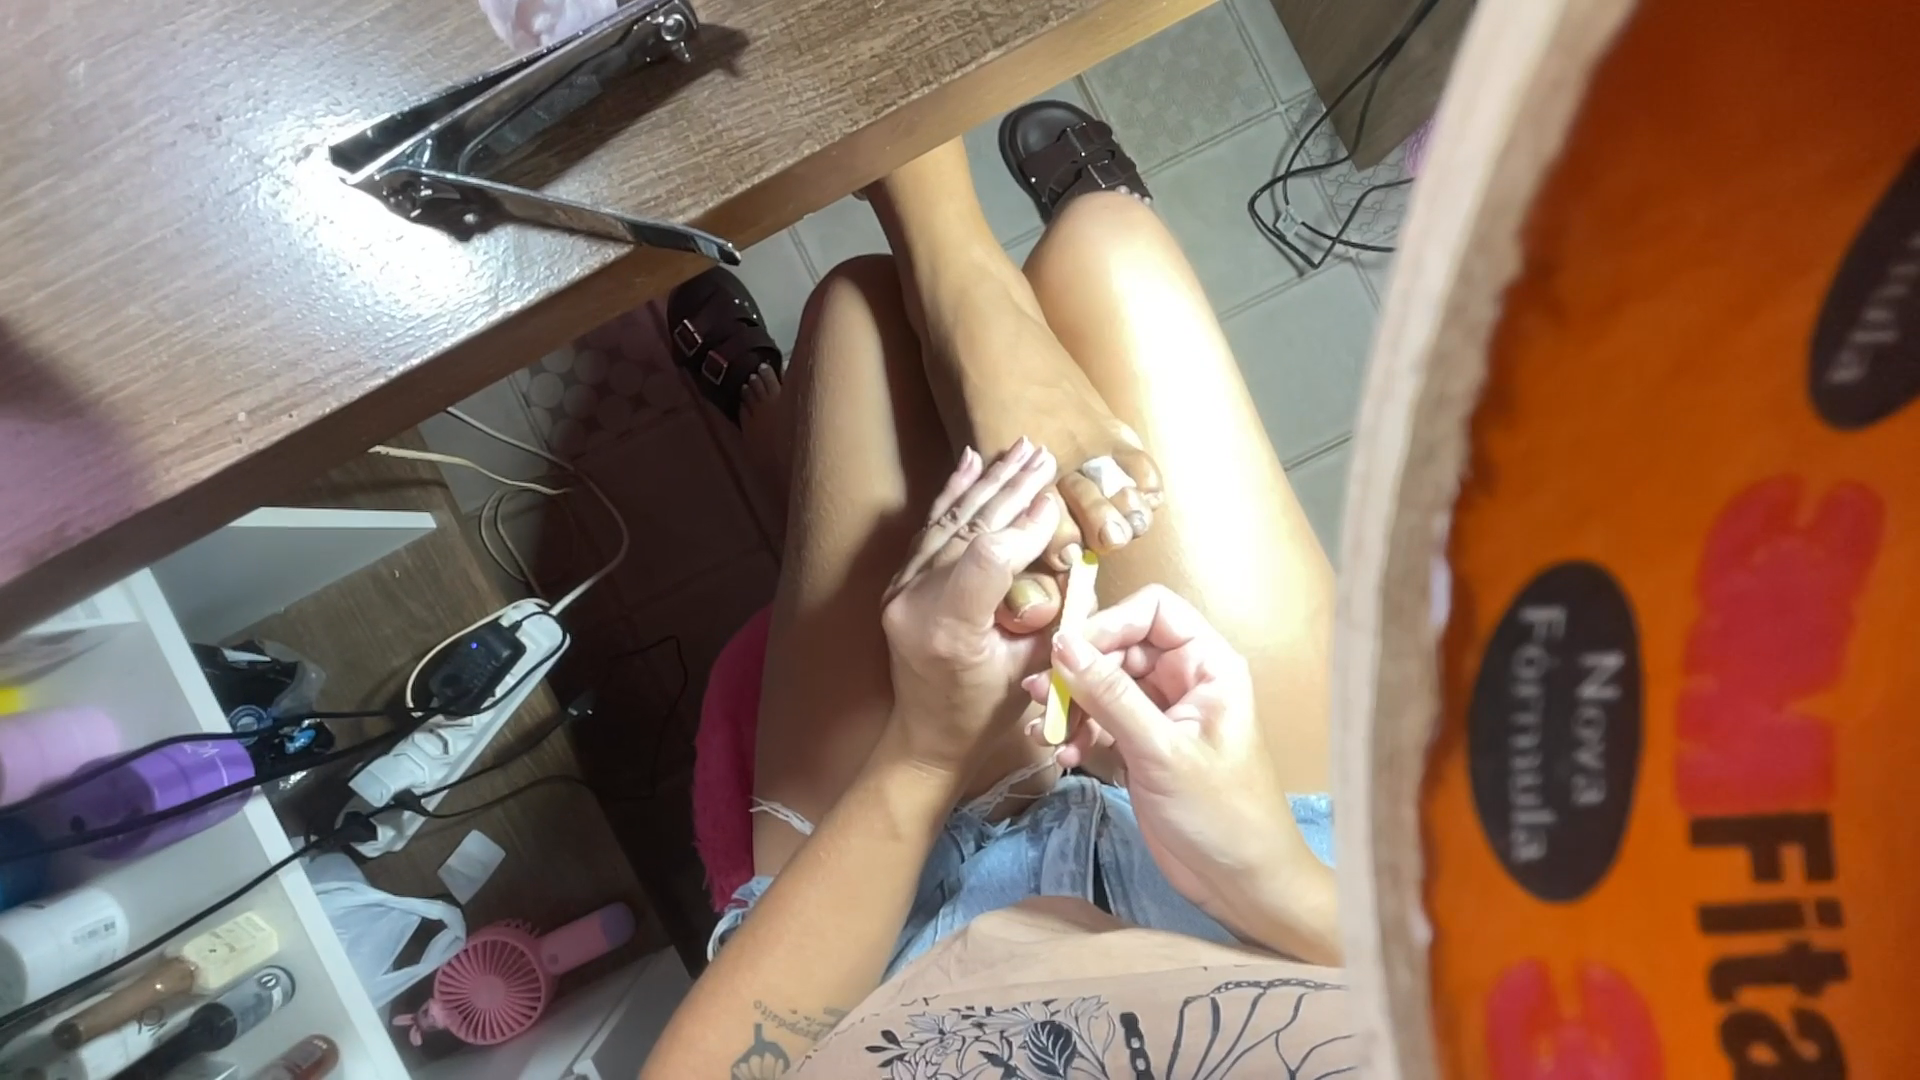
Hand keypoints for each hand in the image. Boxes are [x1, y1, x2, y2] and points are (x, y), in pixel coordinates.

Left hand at [880, 438, 1062, 777]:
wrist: (924, 736)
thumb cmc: (984, 714)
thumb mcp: (1030, 670)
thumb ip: (1051, 612)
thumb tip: (1069, 555)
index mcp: (949, 630)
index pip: (989, 555)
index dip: (1027, 524)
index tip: (1056, 498)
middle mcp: (913, 603)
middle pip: (969, 529)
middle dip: (1011, 489)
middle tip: (1042, 455)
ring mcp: (900, 591)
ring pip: (949, 522)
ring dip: (987, 483)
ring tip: (1017, 449)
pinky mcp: (899, 585)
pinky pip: (929, 531)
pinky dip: (953, 495)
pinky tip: (969, 463)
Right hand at [1023, 585, 1335, 958]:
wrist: (1239, 884)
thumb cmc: (1219, 813)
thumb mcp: (1161, 750)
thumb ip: (1110, 695)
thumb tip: (1061, 644)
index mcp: (1206, 663)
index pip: (1153, 610)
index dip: (1110, 622)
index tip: (1069, 651)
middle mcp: (1181, 677)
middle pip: (1119, 645)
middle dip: (1079, 670)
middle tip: (1043, 698)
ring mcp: (1158, 709)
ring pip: (1102, 682)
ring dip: (1071, 704)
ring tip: (1046, 732)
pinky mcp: (1139, 740)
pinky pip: (1098, 718)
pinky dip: (1078, 731)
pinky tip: (1064, 755)